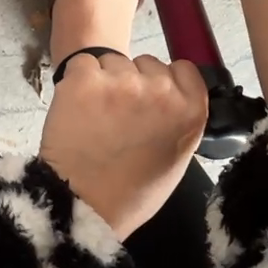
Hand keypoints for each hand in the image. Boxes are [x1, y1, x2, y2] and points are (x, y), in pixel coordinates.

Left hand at [38, 52, 206, 238]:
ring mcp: (122, 82)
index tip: (151, 97)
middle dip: (132, 81)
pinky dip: (76, 81)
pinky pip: (82, 64)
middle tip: (119, 115)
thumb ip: (179, 118)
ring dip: (103, 80)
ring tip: (96, 116)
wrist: (84, 206)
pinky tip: (77, 109)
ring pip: (112, 61)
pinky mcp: (85, 79)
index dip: (164, 80)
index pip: (183, 68)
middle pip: (145, 63)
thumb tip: (170, 95)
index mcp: (190, 111)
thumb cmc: (132, 191)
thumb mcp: (176, 157)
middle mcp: (161, 91)